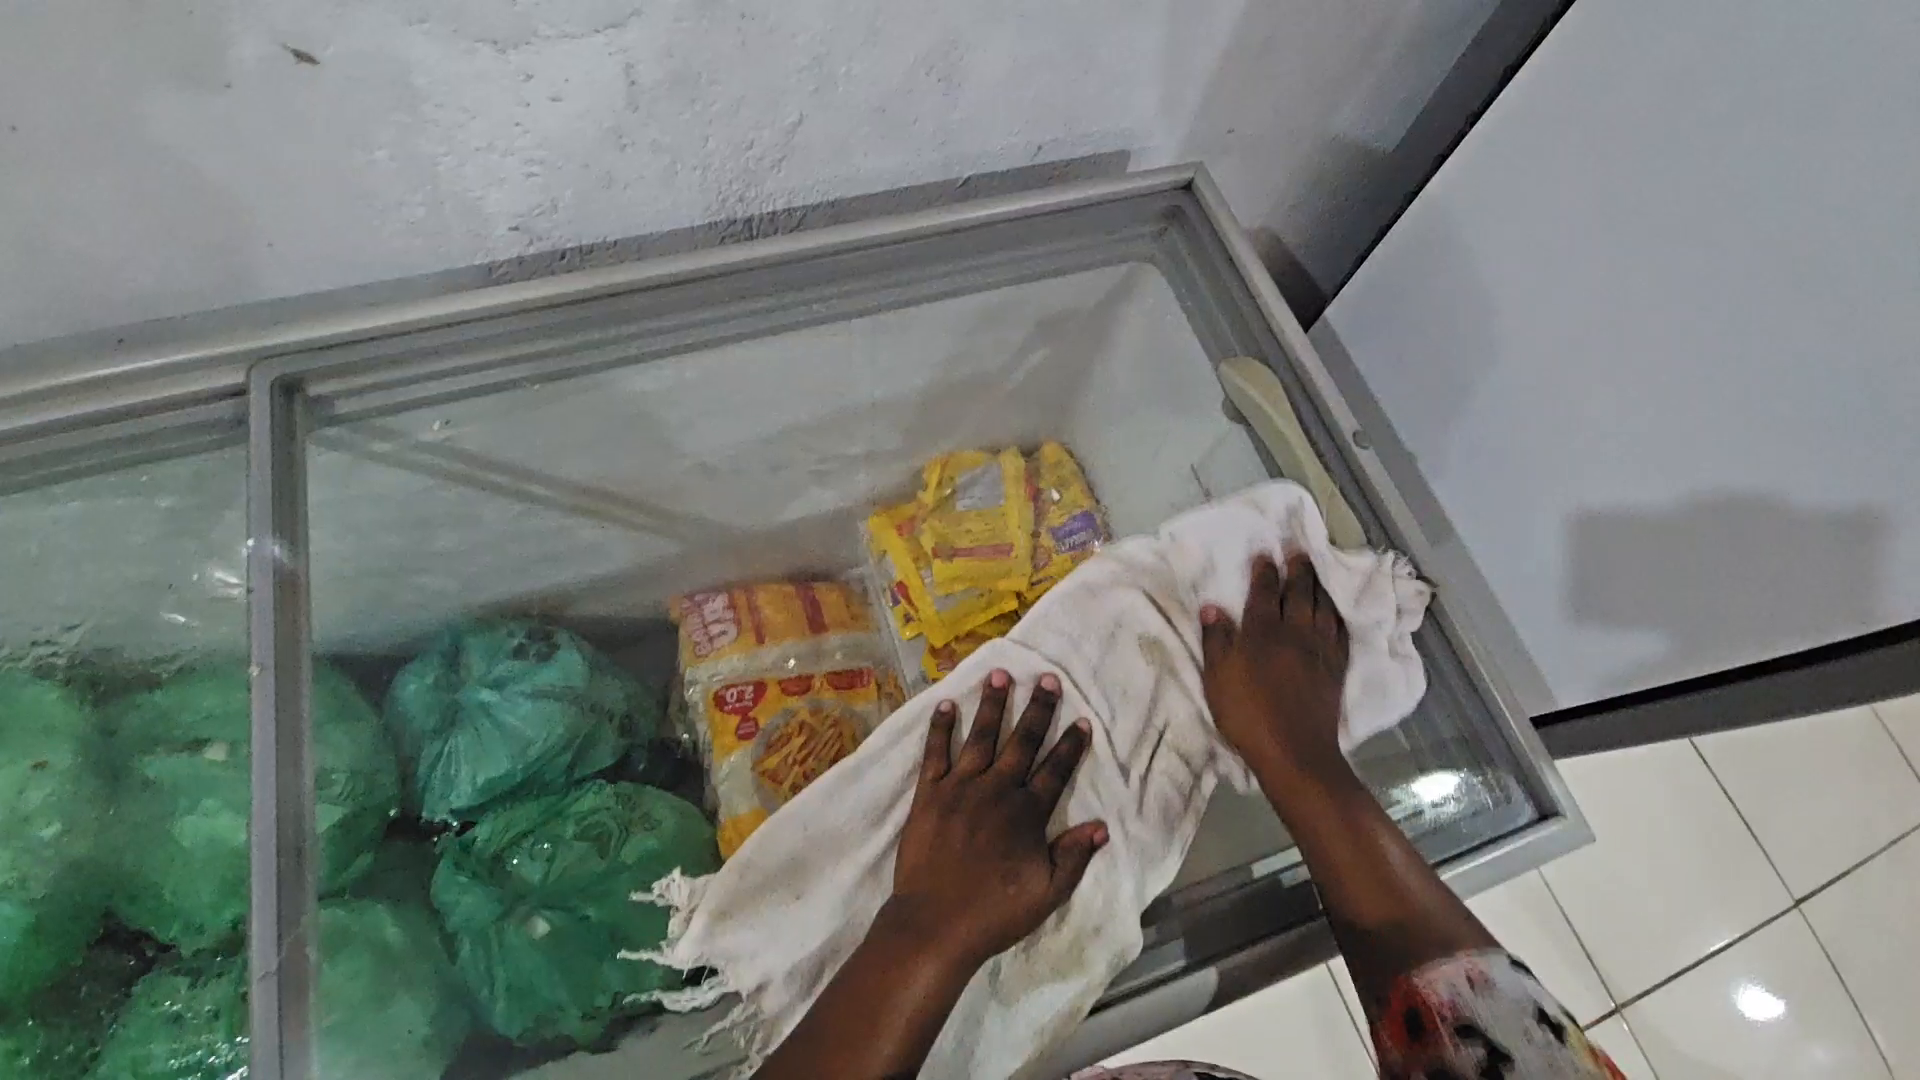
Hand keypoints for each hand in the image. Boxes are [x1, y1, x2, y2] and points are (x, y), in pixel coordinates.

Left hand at [886, 669, 1107, 970]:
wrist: (934, 924)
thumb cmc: (994, 912)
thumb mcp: (1047, 894)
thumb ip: (1074, 857)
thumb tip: (1101, 826)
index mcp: (1026, 814)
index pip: (1056, 771)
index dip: (1070, 746)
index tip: (1082, 720)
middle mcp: (996, 790)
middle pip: (1021, 742)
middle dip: (1037, 709)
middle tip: (1046, 678)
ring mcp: (960, 788)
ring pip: (980, 737)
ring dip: (992, 705)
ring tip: (998, 674)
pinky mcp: (928, 793)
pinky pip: (934, 753)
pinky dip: (939, 728)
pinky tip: (945, 704)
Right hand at [1200, 553, 1350, 776]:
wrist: (1294, 750)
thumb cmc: (1247, 714)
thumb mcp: (1217, 678)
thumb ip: (1216, 641)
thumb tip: (1212, 607)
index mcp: (1262, 633)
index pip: (1264, 593)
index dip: (1264, 572)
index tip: (1265, 554)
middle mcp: (1294, 633)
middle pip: (1299, 593)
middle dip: (1297, 570)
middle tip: (1298, 551)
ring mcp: (1319, 650)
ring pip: (1322, 608)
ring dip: (1319, 586)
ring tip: (1317, 571)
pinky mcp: (1336, 668)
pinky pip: (1340, 632)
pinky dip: (1337, 615)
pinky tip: (1335, 611)